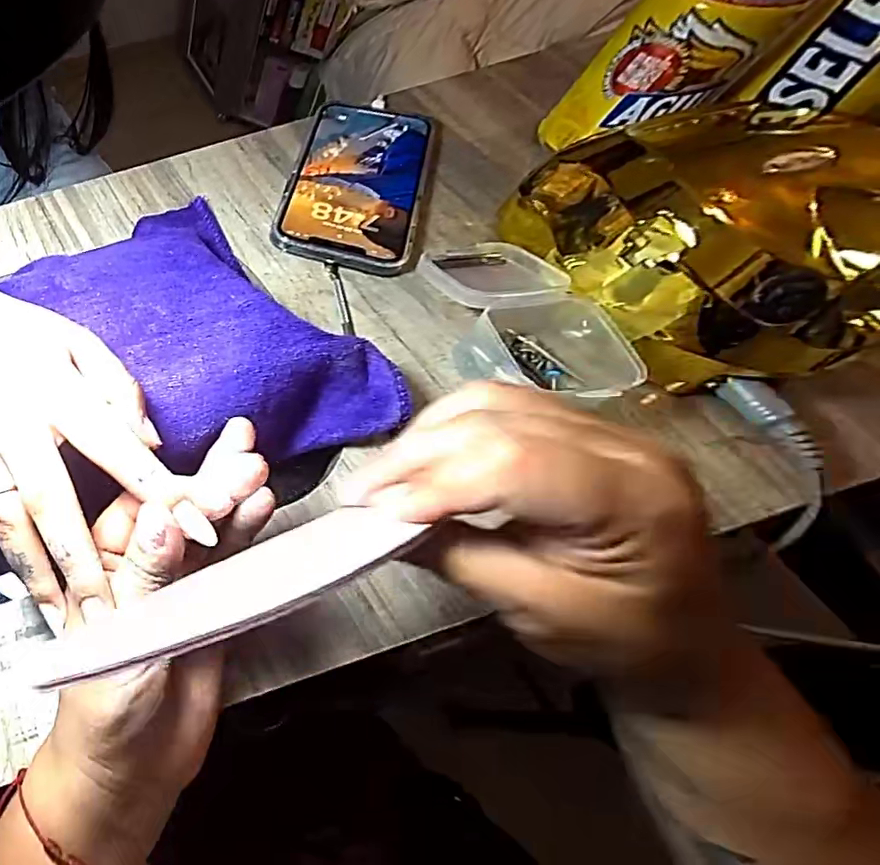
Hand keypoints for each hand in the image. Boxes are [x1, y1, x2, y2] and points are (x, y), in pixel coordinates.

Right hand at [0, 254, 213, 623]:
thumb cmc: (21, 332)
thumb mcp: (78, 340)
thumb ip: (118, 389)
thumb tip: (150, 442)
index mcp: (53, 389)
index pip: (114, 448)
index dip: (157, 492)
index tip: (196, 531)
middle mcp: (11, 420)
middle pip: (50, 500)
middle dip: (83, 563)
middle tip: (112, 615)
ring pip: (6, 517)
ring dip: (35, 570)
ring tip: (62, 613)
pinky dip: (4, 545)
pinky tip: (25, 571)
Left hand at [0, 419, 270, 864]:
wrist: (131, 770)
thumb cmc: (100, 706)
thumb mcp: (120, 640)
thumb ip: (143, 579)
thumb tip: (161, 515)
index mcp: (98, 559)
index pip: (139, 510)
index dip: (176, 490)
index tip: (211, 472)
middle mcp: (137, 562)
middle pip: (176, 510)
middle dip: (209, 480)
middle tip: (244, 450)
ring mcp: (176, 582)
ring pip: (206, 531)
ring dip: (232, 500)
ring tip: (258, 468)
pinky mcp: (208, 607)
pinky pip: (229, 566)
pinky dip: (247, 538)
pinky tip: (262, 510)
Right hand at [343, 382, 728, 689]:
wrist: (681, 639)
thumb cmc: (618, 636)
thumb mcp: (533, 606)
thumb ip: (454, 554)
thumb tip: (379, 520)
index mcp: (636, 498)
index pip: (513, 463)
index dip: (436, 482)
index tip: (377, 513)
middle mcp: (622, 446)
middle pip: (490, 424)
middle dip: (412, 458)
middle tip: (360, 495)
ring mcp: (597, 427)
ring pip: (482, 402)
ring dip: (421, 437)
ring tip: (386, 477)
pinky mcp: (569, 423)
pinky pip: (489, 403)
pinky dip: (440, 427)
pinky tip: (420, 456)